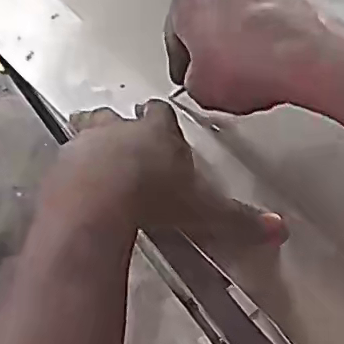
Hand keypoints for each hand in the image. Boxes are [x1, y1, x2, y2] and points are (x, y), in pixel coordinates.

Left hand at [58, 100, 287, 244]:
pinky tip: (80, 191)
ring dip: (93, 145)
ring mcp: (84, 144)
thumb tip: (283, 230)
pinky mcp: (60, 167)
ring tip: (99, 165)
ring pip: (86, 133)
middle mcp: (118, 129)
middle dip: (120, 127)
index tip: (163, 126)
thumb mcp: (203, 211)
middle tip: (125, 143)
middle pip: (116, 117)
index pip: (161, 113)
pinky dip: (73, 173)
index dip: (162, 120)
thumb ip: (238, 219)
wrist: (97, 202)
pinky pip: (66, 164)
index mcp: (156, 132)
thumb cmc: (155, 197)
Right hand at [165, 0, 343, 114]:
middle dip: (212, 42)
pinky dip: (269, 34)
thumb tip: (202, 83)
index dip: (182, 61)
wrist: (304, 57)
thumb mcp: (202, 91)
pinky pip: (269, 16)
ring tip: (249, 69)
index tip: (188, 74)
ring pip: (239, 11)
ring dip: (241, 36)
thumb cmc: (253, 64)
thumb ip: (193, 82)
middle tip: (218, 71)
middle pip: (208, 14)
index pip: (176, 31)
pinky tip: (272, 60)